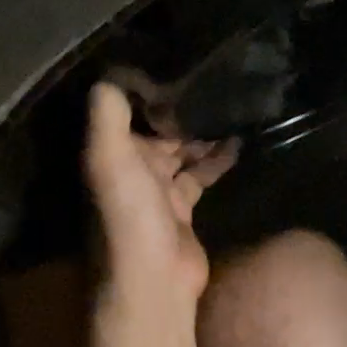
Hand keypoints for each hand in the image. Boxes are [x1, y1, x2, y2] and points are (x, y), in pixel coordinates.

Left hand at [81, 83, 238, 307]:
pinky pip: (200, 174)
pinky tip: (238, 144)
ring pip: (181, 151)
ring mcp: (156, 191)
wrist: (153, 282)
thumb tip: (109, 75)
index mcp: (112, 155)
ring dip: (201, 133)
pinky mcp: (182, 210)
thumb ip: (108, 118)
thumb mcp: (111, 161)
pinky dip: (216, 159)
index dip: (150, 91)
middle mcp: (130, 170)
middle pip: (157, 131)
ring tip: (230, 107)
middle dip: (180, 110)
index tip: (177, 64)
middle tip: (212, 82)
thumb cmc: (130, 216)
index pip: (129, 113)